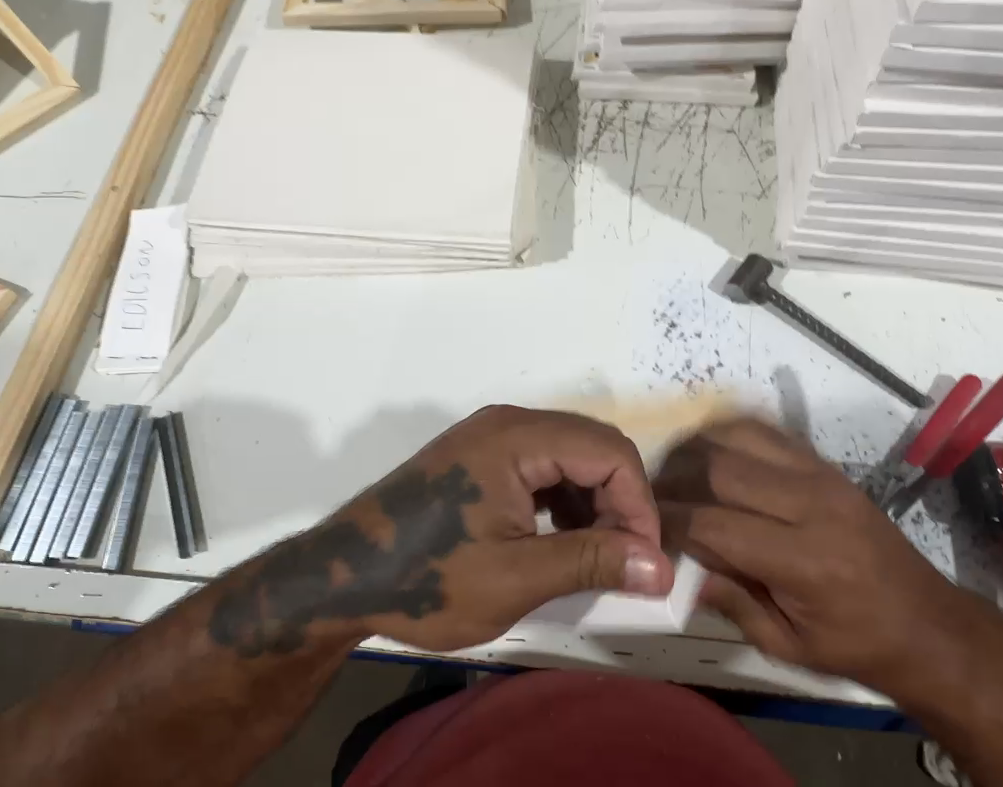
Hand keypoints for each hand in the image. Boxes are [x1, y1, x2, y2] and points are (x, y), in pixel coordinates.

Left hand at [207, 405, 673, 656]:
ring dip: (591, 503)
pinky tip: (556, 542)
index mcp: (517, 438)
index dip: (638, 505)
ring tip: (590, 558)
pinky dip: (562, 501)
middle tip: (622, 563)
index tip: (642, 563)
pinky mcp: (477, 458)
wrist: (342, 579)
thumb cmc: (429, 579)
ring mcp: (488, 438)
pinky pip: (540, 466)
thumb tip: (660, 567)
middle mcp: (506, 424)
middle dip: (618, 503)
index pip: (610, 451)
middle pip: (592, 447)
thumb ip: (592, 561)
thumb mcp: (517, 578)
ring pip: (568, 457)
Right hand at [655, 417, 963, 686]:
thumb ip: (731, 602)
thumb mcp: (788, 645)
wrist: (928, 622)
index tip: (643, 523)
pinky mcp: (827, 464)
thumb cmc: (856, 645)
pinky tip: (711, 451)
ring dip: (698, 448)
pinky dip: (730, 434)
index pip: (714, 522)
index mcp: (802, 560)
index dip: (668, 519)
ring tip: (675, 470)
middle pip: (720, 468)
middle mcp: (811, 504)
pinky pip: (768, 432)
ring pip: (740, 436)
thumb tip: (678, 565)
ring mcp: (822, 476)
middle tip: (649, 494)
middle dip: (675, 478)